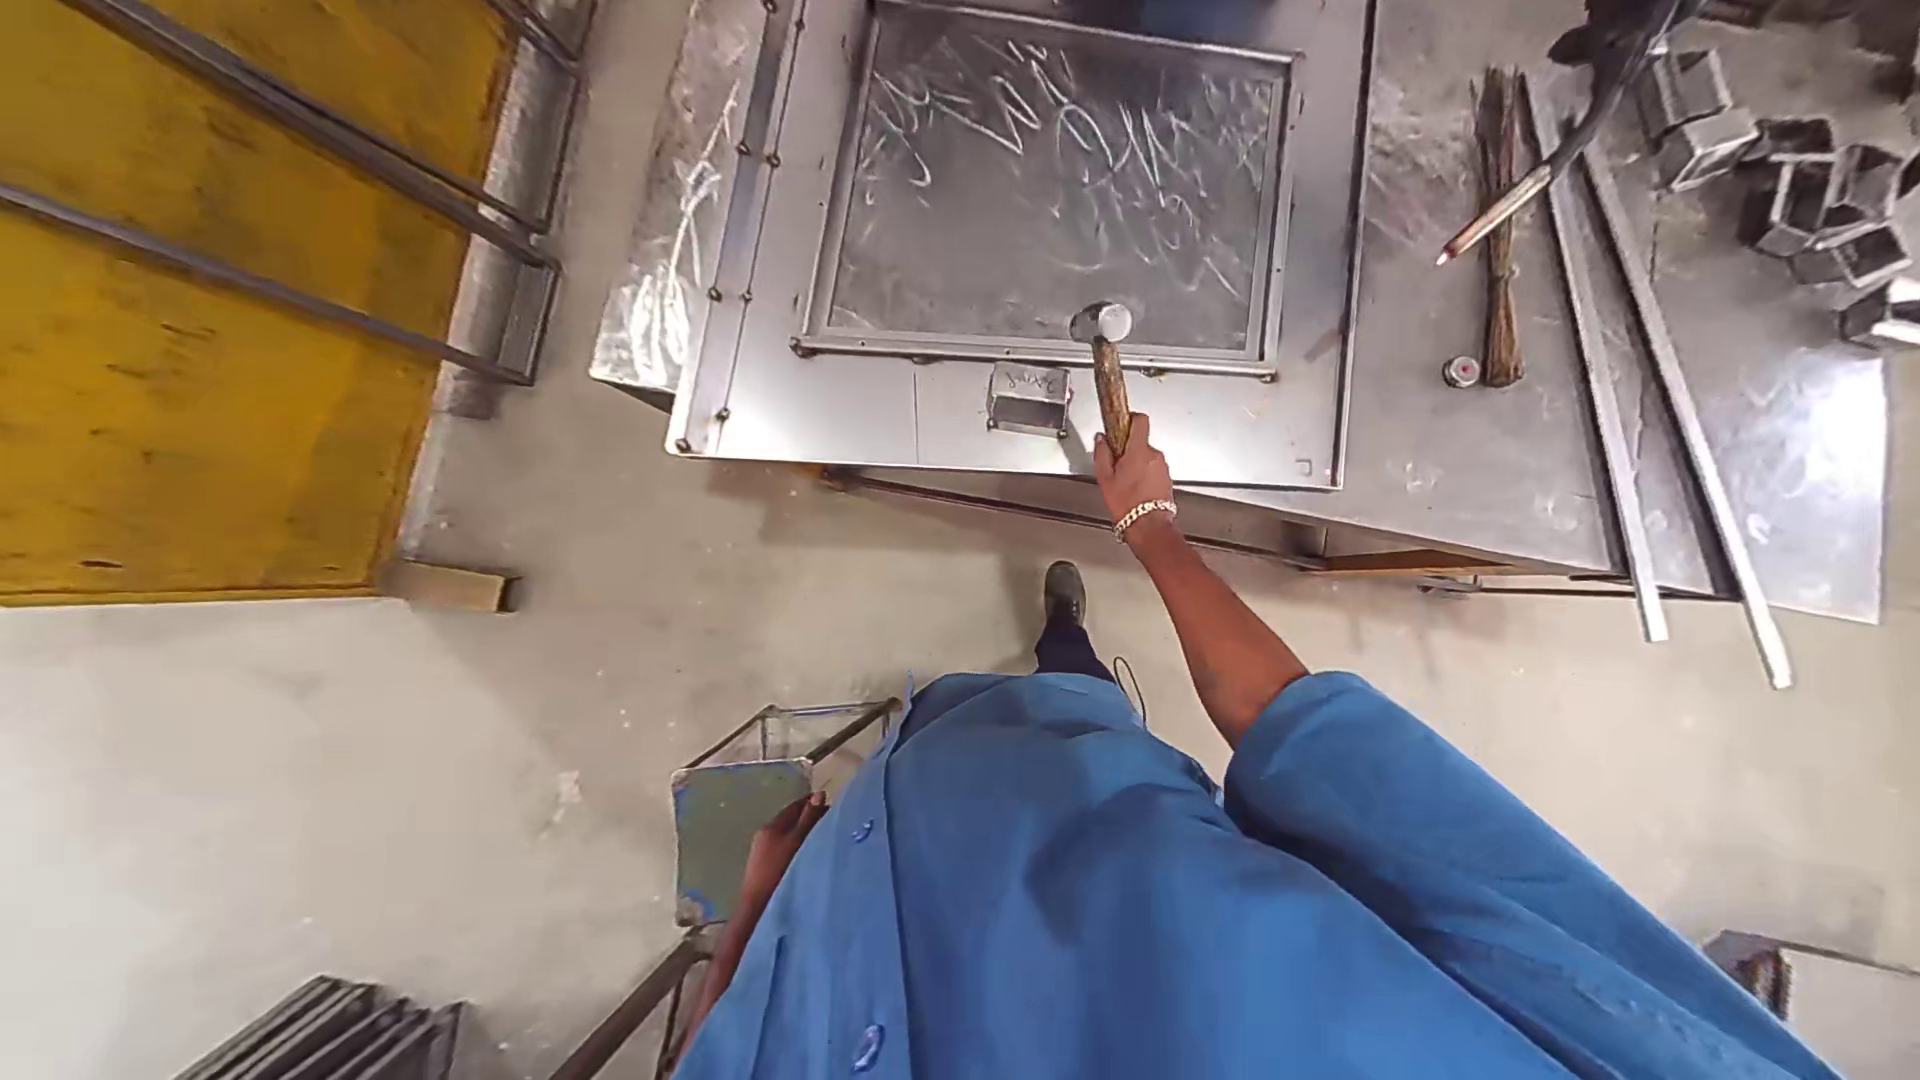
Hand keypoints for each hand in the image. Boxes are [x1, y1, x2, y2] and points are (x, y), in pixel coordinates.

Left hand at [740, 792, 826, 905]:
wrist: (758, 907)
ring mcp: (761, 851)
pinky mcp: (762, 866)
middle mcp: (764, 834)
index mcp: (772, 826)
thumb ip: (809, 818)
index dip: (812, 803)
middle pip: (790, 819)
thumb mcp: (798, 841)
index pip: (795, 806)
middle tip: (829, 823)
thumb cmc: (780, 870)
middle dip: (808, 818)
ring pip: (786, 834)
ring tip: (820, 839)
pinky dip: (796, 845)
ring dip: (802, 832)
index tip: (830, 807)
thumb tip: (819, 793)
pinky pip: (783, 847)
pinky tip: (804, 855)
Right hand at [1094, 412, 1175, 544]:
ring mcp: (1163, 467)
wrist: (1148, 526)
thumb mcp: (1105, 479)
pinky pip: (1153, 469)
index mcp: (1139, 451)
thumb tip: (1101, 440)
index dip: (1130, 417)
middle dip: (1128, 449)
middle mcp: (1155, 456)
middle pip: (1141, 441)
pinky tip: (1134, 488)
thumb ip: (1102, 454)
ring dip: (1136, 463)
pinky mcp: (1166, 478)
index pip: (1140, 420)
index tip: (1122, 422)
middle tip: (1116, 464)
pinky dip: (1144, 474)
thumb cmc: (1127, 505)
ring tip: (1124, 481)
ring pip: (1147, 456)